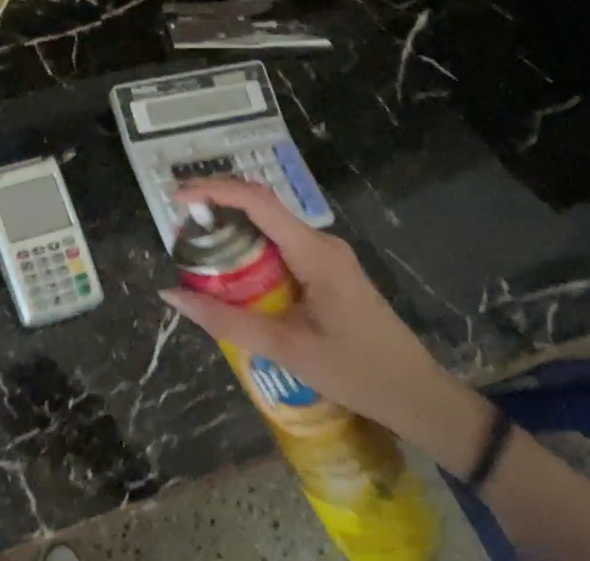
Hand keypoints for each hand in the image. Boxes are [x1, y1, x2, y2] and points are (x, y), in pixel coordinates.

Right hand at [158, 178, 491, 473]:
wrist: (419, 397)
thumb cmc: (356, 371)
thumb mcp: (285, 348)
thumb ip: (225, 319)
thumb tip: (171, 294)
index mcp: (314, 253)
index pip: (258, 202)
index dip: (214, 191)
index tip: (177, 199)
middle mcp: (320, 243)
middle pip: (260, 206)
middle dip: (216, 206)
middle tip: (178, 224)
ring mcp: (325, 256)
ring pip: (268, 225)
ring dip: (230, 227)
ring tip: (194, 245)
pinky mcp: (326, 271)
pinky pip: (278, 245)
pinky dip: (247, 247)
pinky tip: (228, 268)